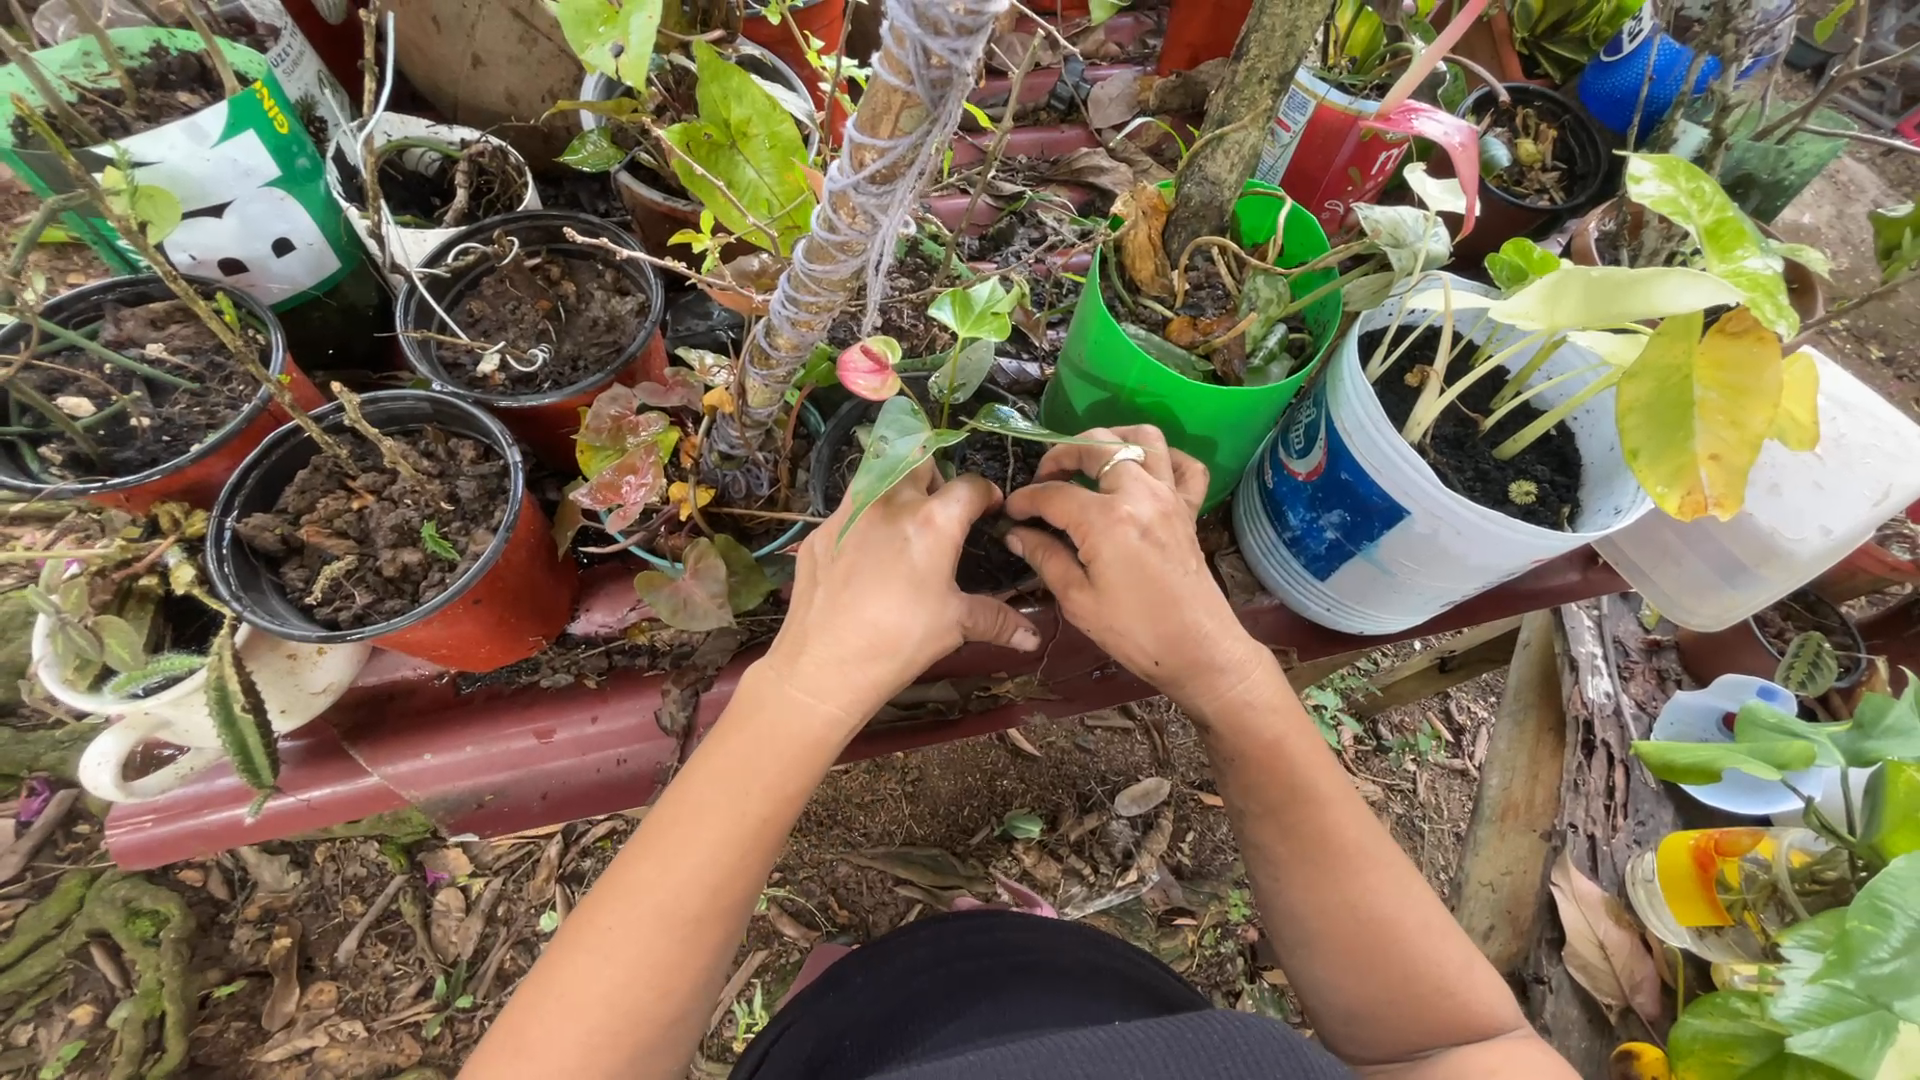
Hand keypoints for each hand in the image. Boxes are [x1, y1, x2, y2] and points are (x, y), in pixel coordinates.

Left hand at [758, 460, 1039, 735]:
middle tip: (941, 510)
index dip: (985, 493)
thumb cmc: (900, 640)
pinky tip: (863, 555)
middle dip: (936, 478)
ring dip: (897, 486)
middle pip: (920, 463)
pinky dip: (863, 519)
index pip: (969, 486)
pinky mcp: (820, 531)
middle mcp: (891, 503)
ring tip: (902, 522)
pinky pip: (847, 509)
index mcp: (933, 521)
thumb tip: (1033, 638)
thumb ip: (996, 620)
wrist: (824, 663)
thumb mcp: (955, 626)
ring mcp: (849, 513)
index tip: (990, 507)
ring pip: (878, 475)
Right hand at [1002, 426, 1266, 714]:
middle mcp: (1139, 494)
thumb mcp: (1078, 601)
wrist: (1199, 650)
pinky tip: (1142, 472)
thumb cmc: (1134, 632)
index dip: (1025, 500)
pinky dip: (1164, 458)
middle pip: (1096, 446)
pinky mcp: (1189, 509)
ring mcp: (1169, 497)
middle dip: (1060, 453)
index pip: (1053, 493)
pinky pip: (1185, 465)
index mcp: (1105, 519)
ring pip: (1143, 438)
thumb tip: (1017, 535)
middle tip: (1044, 479)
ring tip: (1089, 460)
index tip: (1010, 513)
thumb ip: (1045, 558)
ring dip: (1111, 440)